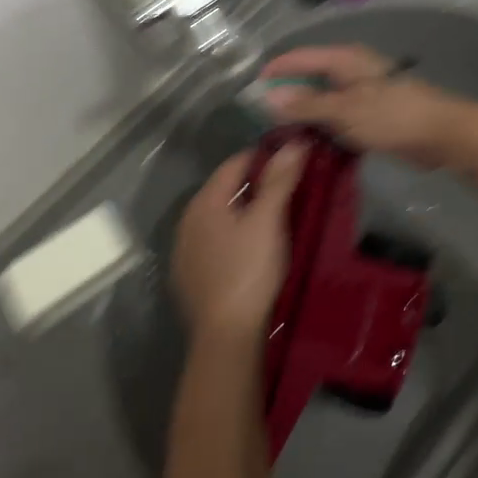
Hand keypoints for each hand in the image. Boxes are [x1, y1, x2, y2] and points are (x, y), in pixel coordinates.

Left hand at [172, 145, 305, 338]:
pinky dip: (232, 239)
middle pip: (225, 191)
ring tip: (274, 221)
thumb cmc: (249, 270)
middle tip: (289, 191)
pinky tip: (250, 252)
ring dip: (243, 214)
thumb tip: (293, 143)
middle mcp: (187, 221)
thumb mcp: (268, 221)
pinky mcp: (189, 278)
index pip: (234, 164)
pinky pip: (214, 245)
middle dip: (255, 186)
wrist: (226, 334)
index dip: (264, 158)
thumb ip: (279, 180)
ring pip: (219, 219)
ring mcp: (184, 252)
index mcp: (203, 202)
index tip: (291, 161)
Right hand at [260, 46, 472, 170]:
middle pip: (310, 78)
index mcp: (344, 59)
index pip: (299, 57)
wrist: (441, 134)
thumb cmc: (393, 115)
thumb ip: (306, 104)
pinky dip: (325, 127)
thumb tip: (269, 97)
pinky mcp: (371, 115)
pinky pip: (338, 117)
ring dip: (306, 115)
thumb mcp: (345, 110)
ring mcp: (362, 93)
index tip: (249, 90)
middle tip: (261, 120)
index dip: (275, 71)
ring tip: (280, 135)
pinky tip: (312, 144)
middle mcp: (351, 71)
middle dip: (287, 96)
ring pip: (324, 100)